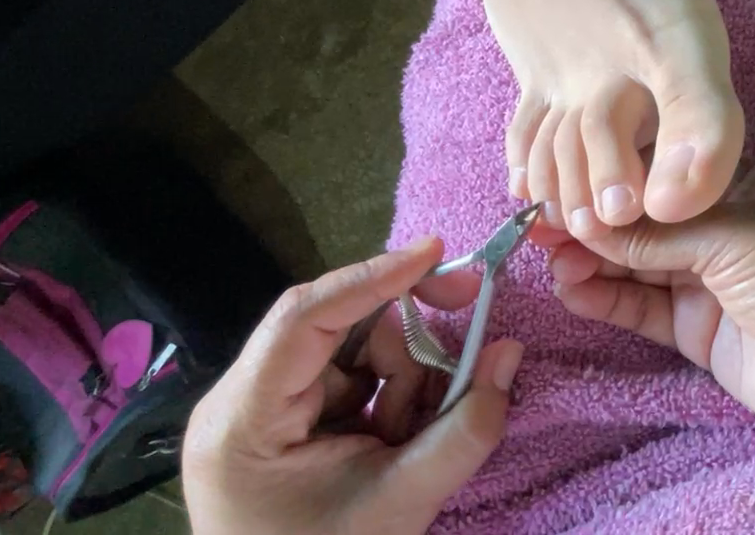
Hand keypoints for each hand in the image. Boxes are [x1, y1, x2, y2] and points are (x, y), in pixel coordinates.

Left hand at [183, 241, 523, 534]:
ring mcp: (267, 404)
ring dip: (406, 369)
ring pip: (357, 342)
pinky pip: (360, 369)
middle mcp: (245, 398)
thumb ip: (466, 428)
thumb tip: (510, 350)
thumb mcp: (403, 503)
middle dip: (408, 321)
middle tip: (471, 298)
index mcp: (244, 420)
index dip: (373, 276)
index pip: (303, 318)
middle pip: (338, 320)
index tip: (437, 251)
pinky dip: (397, 386)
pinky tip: (402, 430)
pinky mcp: (292, 413)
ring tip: (412, 430)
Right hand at [535, 162, 754, 445]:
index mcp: (729, 185)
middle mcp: (712, 226)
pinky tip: (573, 288)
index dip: (607, 177)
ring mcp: (704, 278)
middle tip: (537, 222)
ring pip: (633, 264)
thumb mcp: (734, 235)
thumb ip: (659, 234)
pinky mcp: (699, 329)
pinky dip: (607, 299)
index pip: (654, 171)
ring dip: (590, 259)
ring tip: (547, 257)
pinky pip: (643, 309)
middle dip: (589, 218)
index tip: (557, 181)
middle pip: (637, 219)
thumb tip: (588, 220)